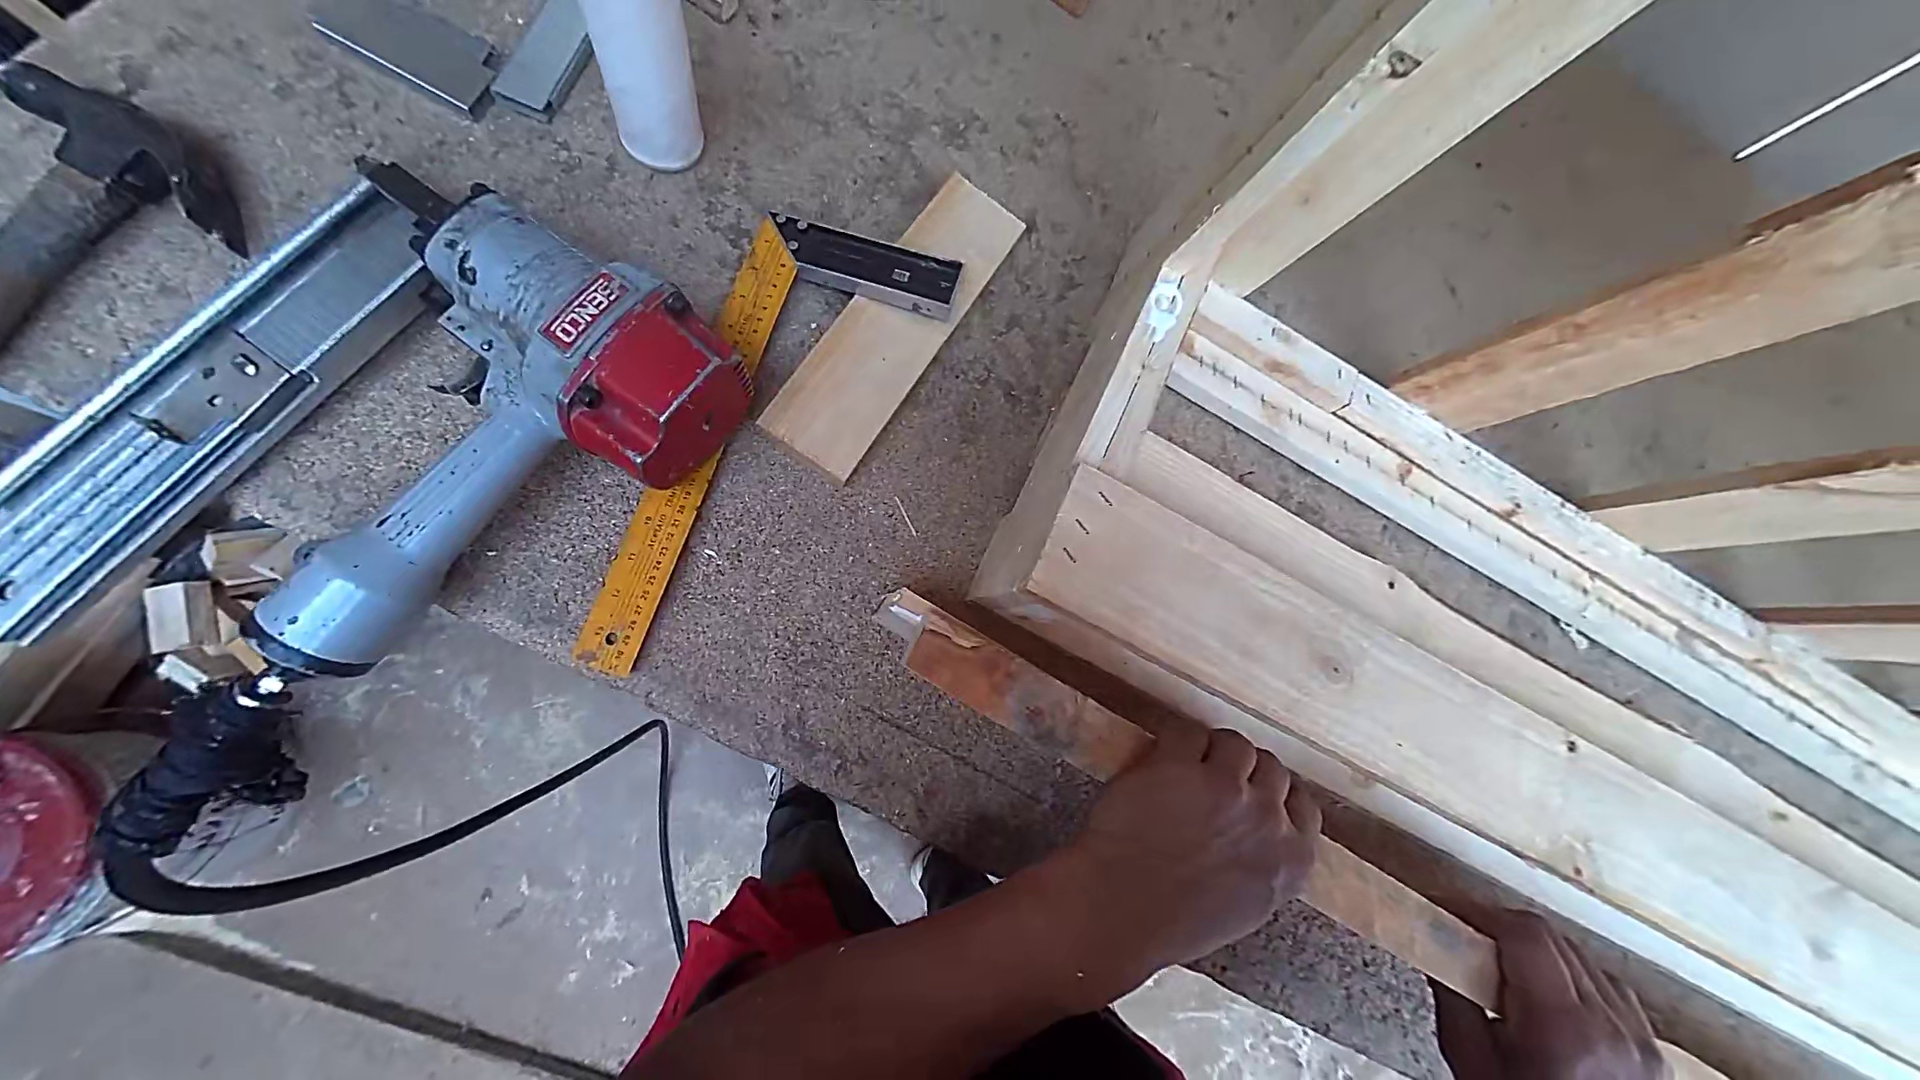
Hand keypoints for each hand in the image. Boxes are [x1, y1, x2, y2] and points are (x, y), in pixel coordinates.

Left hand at [1050, 724, 1320, 993]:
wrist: (1119, 910)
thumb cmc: (1172, 920)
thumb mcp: (1246, 905)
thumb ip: (1263, 864)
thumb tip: (1258, 834)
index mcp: (1289, 861)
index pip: (1303, 806)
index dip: (1273, 791)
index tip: (1253, 789)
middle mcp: (1265, 818)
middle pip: (1271, 767)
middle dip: (1244, 767)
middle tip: (1213, 771)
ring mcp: (1223, 788)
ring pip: (1234, 743)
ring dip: (1212, 748)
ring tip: (1186, 760)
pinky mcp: (1178, 765)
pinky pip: (1187, 731)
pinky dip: (1173, 739)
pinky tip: (1159, 756)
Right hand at [1433, 911, 1666, 1079]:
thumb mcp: (1470, 1058)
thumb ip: (1452, 995)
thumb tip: (1434, 946)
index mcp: (1562, 1026)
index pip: (1525, 933)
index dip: (1480, 911)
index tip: (1447, 909)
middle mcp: (1611, 1027)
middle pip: (1551, 937)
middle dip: (1501, 927)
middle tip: (1465, 934)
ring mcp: (1640, 1041)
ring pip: (1579, 956)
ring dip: (1536, 949)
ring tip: (1503, 966)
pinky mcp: (1654, 1053)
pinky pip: (1608, 987)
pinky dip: (1572, 975)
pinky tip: (1547, 992)